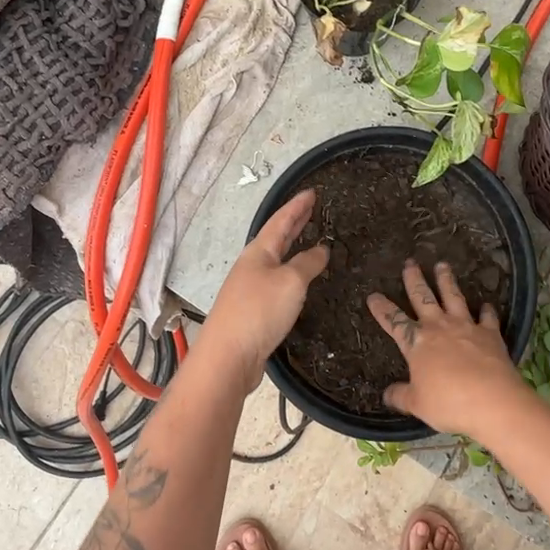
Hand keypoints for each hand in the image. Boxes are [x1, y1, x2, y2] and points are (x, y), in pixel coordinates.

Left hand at [200, 189, 328, 395]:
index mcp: (259, 252)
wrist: (228, 357)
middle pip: (276, 238)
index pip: (281, 221)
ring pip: (275, 260)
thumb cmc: (259, 311)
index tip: (313, 192)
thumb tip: (321, 249)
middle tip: (312, 209)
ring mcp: (250, 289)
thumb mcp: (291, 282)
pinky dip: (290, 272)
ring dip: (292, 247)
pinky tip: (298, 281)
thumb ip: (308, 263)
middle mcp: (252, 266)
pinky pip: (276, 282)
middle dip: (294, 222)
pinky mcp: (253, 312)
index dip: (298, 206)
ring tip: (309, 239)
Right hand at [368, 261, 529, 438]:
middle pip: (423, 297)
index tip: (373, 296)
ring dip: (446, 280)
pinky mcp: (489, 333)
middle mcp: (439, 327)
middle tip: (410, 262)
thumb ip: (401, 396)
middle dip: (414, 279)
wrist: (492, 400)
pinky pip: (487, 317)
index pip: (394, 321)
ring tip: (442, 265)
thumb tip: (386, 394)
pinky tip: (487, 304)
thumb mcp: (417, 404)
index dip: (382, 309)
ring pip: (453, 297)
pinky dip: (486, 310)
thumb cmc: (448, 402)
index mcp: (417, 343)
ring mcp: (466, 326)